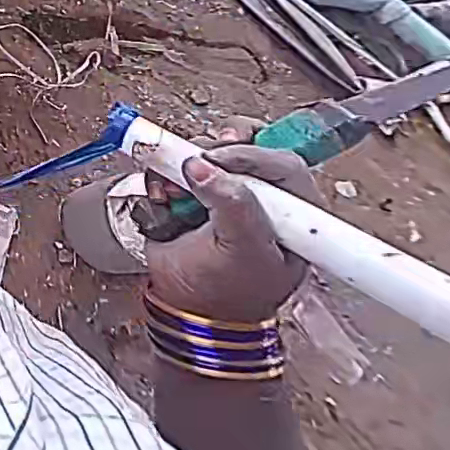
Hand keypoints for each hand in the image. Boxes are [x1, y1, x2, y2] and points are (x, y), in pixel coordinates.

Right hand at [145, 119, 320, 322]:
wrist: (186, 305)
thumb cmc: (228, 289)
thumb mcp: (244, 253)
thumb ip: (234, 209)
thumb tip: (201, 166)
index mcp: (291, 210)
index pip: (282, 160)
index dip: (251, 152)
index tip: (218, 158)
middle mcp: (258, 193)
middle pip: (241, 144)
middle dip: (213, 148)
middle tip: (197, 158)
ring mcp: (219, 190)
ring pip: (199, 152)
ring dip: (180, 164)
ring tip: (174, 193)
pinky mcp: (185, 190)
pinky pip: (169, 167)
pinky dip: (159, 175)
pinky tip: (162, 197)